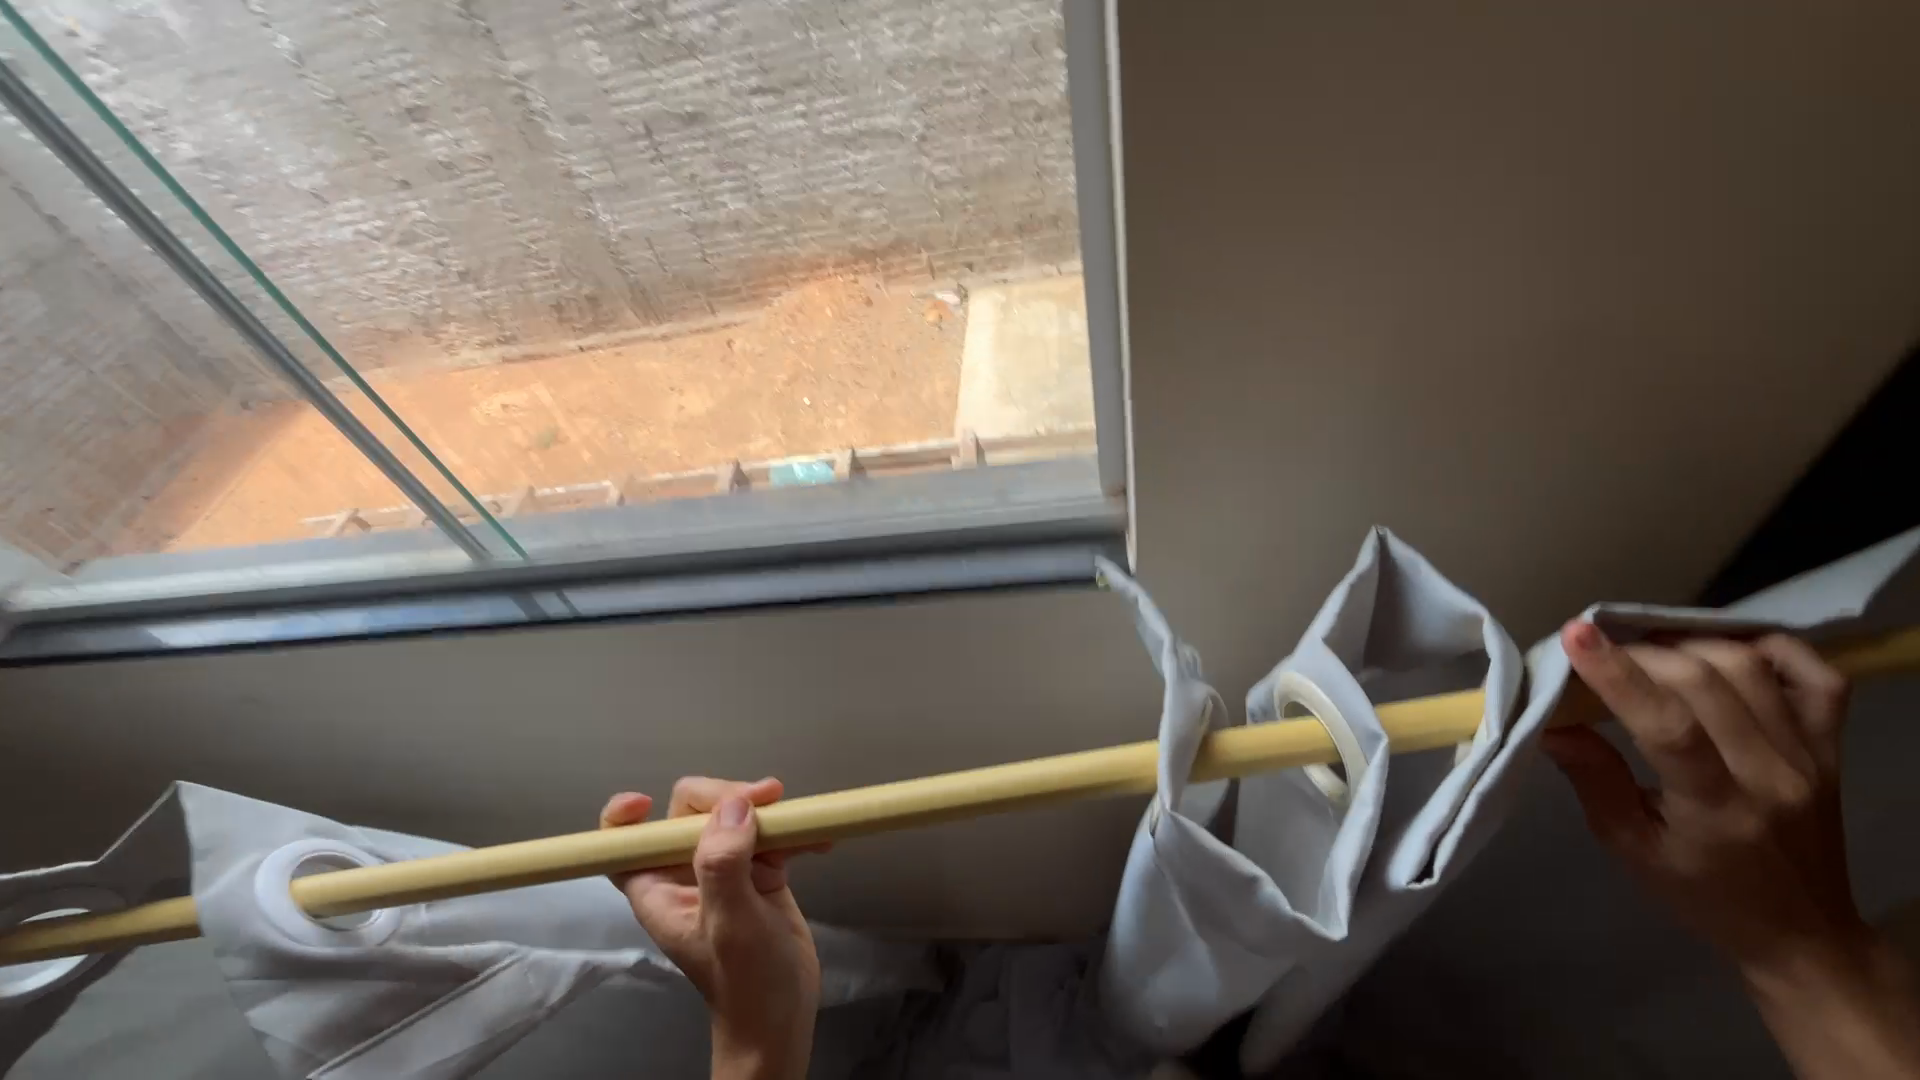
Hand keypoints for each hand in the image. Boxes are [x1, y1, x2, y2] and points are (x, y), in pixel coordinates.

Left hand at [600, 777, 823, 1079]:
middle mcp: (684, 872)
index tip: (648, 801)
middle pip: (690, 811)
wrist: (783, 1016)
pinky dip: (793, 831)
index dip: (625, 816)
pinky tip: (819, 842)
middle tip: (770, 799)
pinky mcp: (758, 868)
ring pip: (733, 812)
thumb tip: (735, 805)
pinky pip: (769, 832)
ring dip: (768, 811)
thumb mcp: (731, 925)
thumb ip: (724, 865)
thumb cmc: (746, 982)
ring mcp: (724, 868)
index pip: (622, 842)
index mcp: (658, 887)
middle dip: (727, 798)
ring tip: (803, 826)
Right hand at [1543, 623, 1861, 969]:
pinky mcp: (1832, 747)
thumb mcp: (1627, 845)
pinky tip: (1722, 648)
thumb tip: (1550, 723)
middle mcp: (1774, 774)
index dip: (1619, 674)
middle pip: (1707, 683)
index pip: (1670, 726)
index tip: (1575, 634)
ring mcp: (1811, 756)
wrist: (1802, 931)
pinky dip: (1770, 649)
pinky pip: (1817, 677)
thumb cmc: (1699, 891)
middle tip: (1598, 649)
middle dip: (1641, 653)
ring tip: (1647, 649)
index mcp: (1718, 807)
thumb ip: (1592, 779)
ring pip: (1751, 669)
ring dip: (1688, 644)